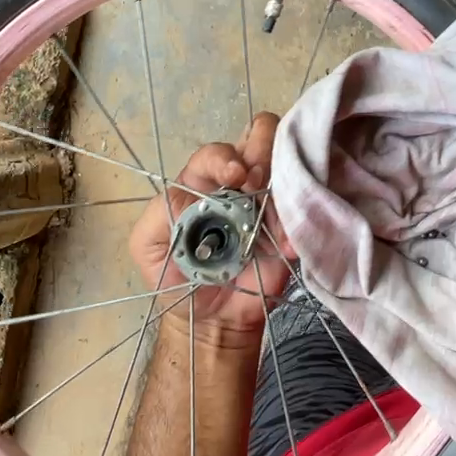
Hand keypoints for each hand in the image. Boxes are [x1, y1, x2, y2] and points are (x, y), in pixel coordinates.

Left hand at [127, 112, 290, 338]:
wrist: (213, 320)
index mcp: (205, 180)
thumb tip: (192, 196)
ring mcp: (270, 199)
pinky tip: (286, 245)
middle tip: (258, 184)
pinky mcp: (292, 224)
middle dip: (263, 152)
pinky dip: (298, 221)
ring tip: (274, 220)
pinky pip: (306, 206)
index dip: (226, 157)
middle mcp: (242, 182)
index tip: (236, 176)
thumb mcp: (149, 246)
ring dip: (286, 180)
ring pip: (290, 160)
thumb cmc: (177, 277)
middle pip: (262, 136)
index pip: (217, 151)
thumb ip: (159, 215)